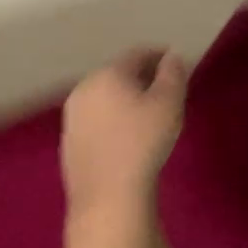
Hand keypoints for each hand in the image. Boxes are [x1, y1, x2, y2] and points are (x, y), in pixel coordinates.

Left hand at [61, 47, 190, 216]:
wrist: (107, 193)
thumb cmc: (143, 141)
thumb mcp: (170, 102)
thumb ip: (173, 73)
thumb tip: (171, 57)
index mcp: (107, 74)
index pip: (138, 53)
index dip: (161, 55)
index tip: (178, 65)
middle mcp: (83, 88)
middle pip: (118, 73)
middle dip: (142, 76)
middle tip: (166, 90)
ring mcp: (71, 115)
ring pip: (105, 96)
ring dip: (126, 97)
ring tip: (148, 113)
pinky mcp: (69, 140)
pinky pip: (96, 117)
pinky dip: (113, 117)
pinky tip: (127, 134)